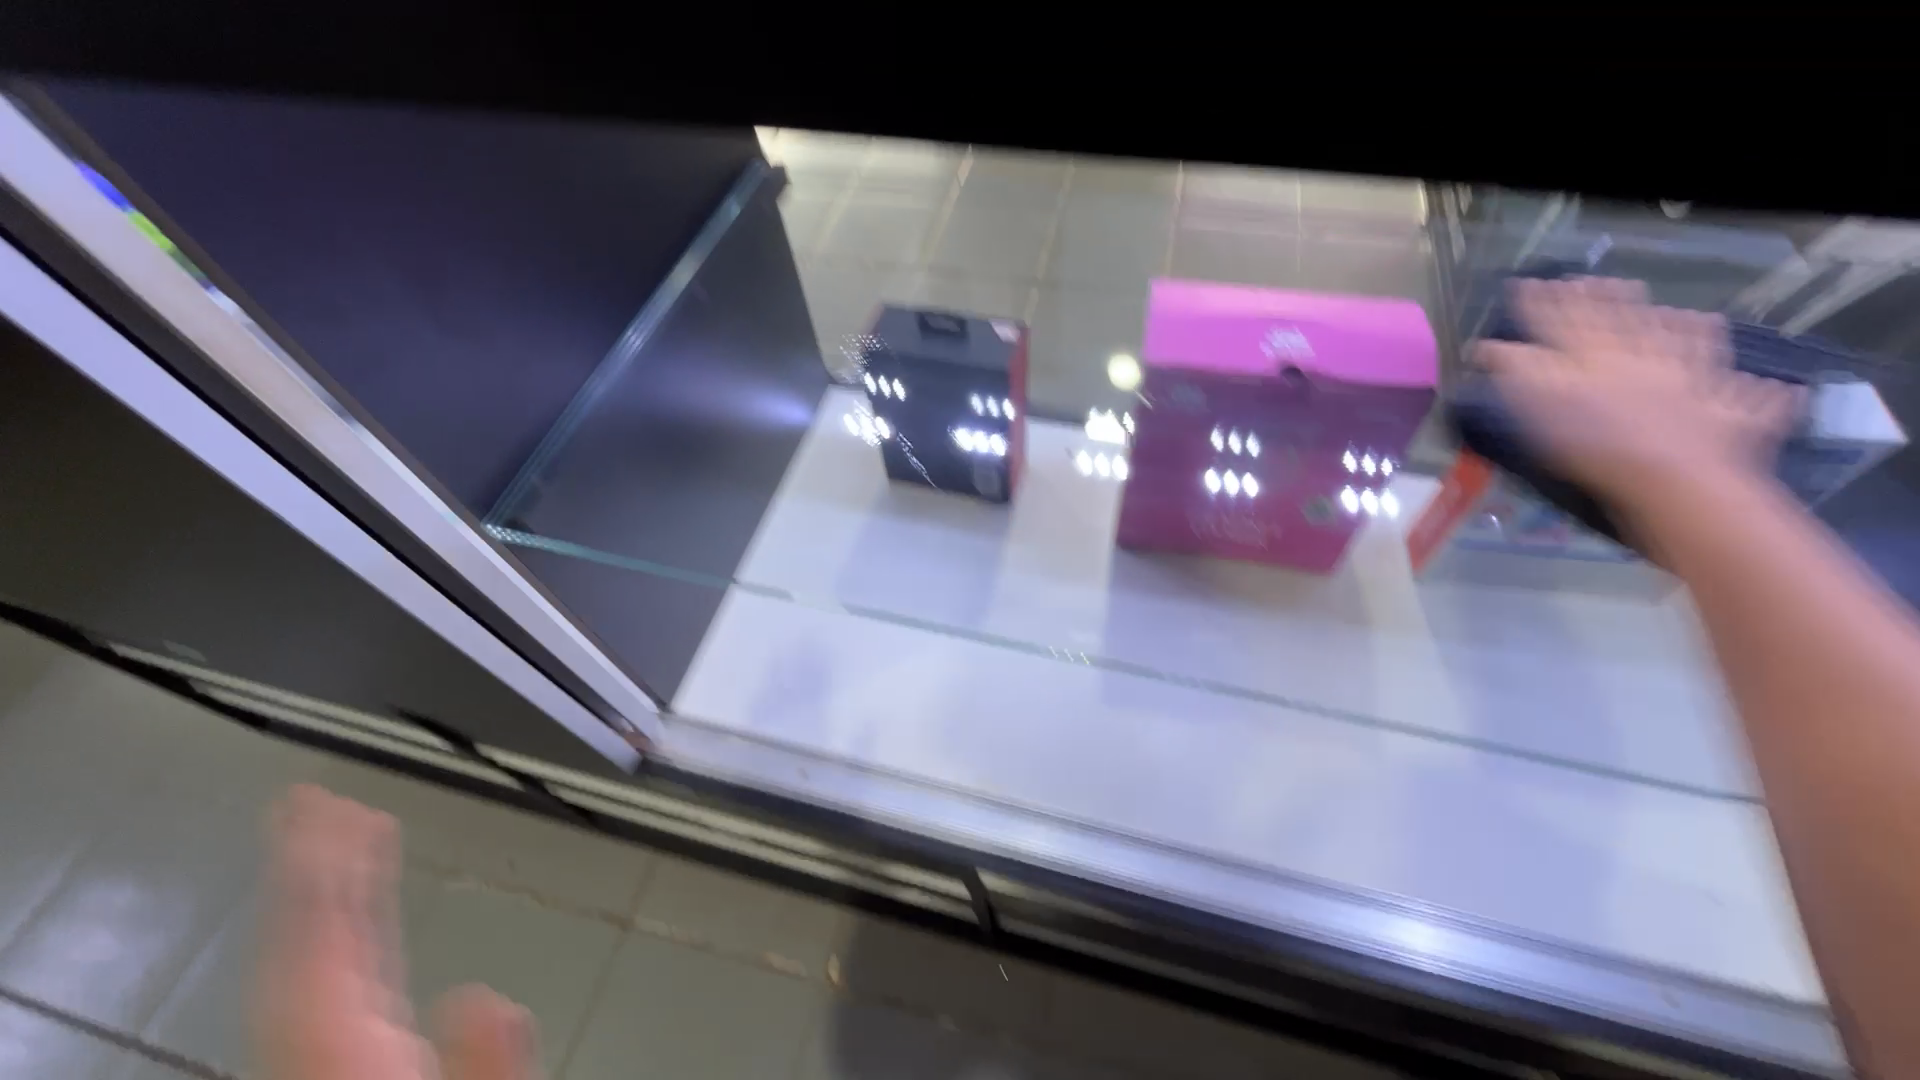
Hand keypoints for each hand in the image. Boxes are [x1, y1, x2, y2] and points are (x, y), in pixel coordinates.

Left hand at [258, 784, 540, 1079]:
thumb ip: (486, 1068)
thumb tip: (481, 995)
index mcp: (347, 1052)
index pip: (323, 946)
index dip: (319, 874)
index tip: (325, 813)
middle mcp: (325, 1041)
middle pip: (304, 942)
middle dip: (310, 867)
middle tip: (314, 799)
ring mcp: (330, 1045)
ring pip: (309, 954)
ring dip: (320, 886)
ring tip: (338, 830)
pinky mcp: (344, 1048)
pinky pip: (332, 971)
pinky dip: (338, 924)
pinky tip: (349, 904)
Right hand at [1477, 277, 1799, 508]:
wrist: (1675, 479)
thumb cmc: (1596, 451)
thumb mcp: (1539, 412)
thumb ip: (1516, 373)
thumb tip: (1488, 347)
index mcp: (1592, 360)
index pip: (1561, 323)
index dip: (1542, 304)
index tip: (1528, 284)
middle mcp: (1638, 357)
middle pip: (1614, 320)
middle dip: (1594, 299)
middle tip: (1584, 280)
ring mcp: (1682, 374)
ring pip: (1665, 332)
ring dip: (1649, 312)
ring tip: (1640, 294)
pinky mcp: (1714, 396)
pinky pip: (1716, 362)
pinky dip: (1710, 341)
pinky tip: (1711, 325)